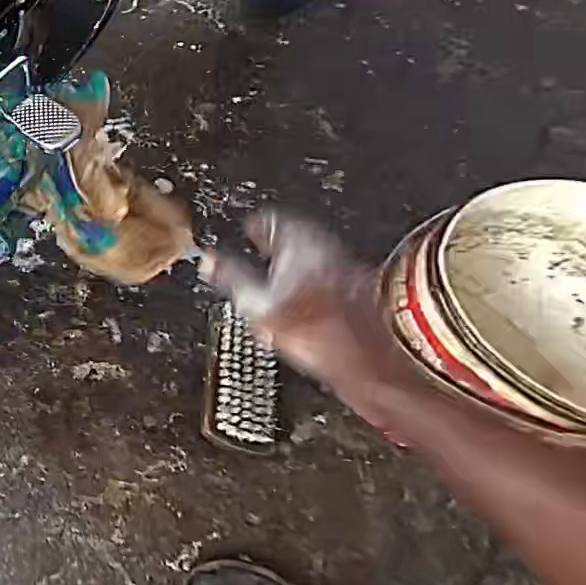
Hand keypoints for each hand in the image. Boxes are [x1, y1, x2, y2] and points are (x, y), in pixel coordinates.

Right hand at [199, 210, 421, 408]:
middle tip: (260, 249)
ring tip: (278, 279)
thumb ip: (231, 276)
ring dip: (295, 266)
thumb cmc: (319, 329)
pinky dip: (312, 286)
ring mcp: (349, 275)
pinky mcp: (364, 298)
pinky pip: (329, 282)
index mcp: (303, 244)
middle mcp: (330, 253)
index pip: (273, 221)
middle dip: (276, 245)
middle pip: (298, 238)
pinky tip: (304, 305)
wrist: (377, 363)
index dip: (256, 224)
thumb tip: (208, 260)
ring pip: (314, 260)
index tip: (249, 226)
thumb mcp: (257, 302)